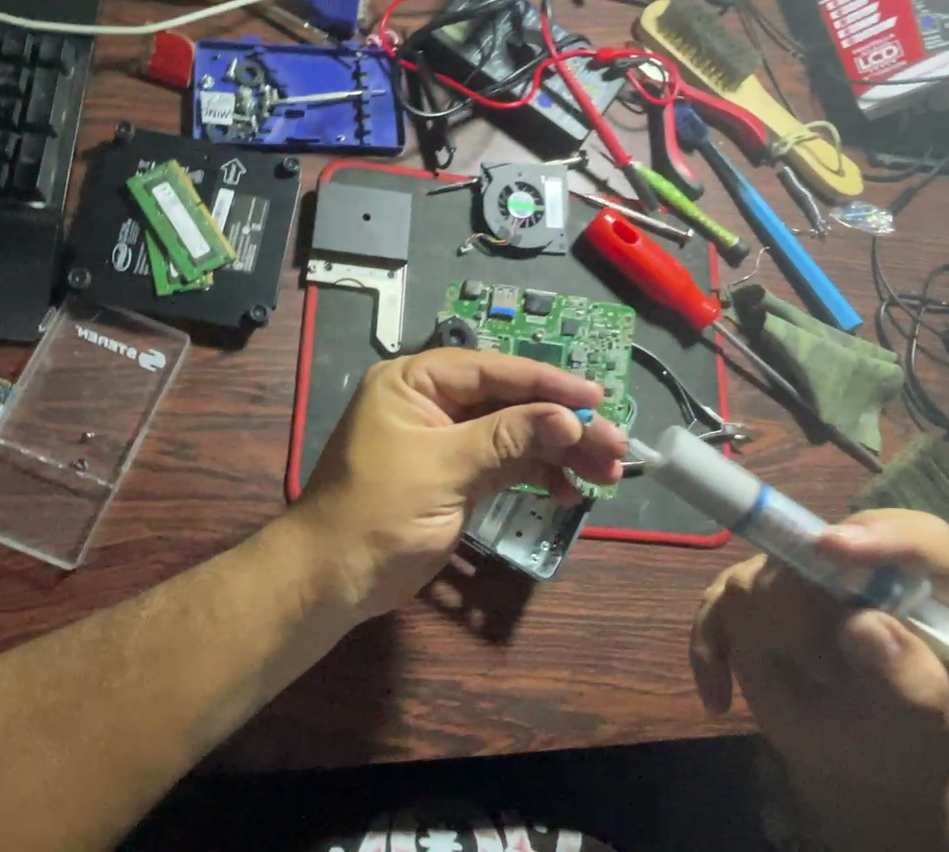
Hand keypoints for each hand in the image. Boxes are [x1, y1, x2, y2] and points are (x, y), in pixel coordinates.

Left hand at [292, 348, 627, 619]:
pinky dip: (538, 475)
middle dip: (562, 425)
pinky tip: (569, 491)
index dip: (547, 382)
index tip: (595, 397)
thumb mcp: (443, 467)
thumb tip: (568, 418)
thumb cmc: (377, 511)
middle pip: (510, 404)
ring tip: (608, 474)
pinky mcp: (457, 477)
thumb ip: (506, 438)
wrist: (334, 578)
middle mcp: (432, 403)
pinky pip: (506, 466)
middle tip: (614, 447)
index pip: (492, 370)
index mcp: (415, 382)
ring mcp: (447, 442)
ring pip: (515, 436)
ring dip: (559, 453)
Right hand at [689, 510, 948, 805]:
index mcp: (927, 589)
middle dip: (797, 605)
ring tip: (795, 692)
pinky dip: (710, 649)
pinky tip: (720, 698)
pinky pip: (715, 604)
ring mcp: (798, 579)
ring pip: (755, 574)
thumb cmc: (908, 741)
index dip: (882, 534)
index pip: (919, 538)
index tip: (833, 550)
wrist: (859, 764)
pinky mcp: (753, 598)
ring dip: (760, 638)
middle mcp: (858, 569)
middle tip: (818, 670)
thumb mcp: (928, 727)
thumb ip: (911, 680)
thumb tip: (867, 624)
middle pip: (813, 550)